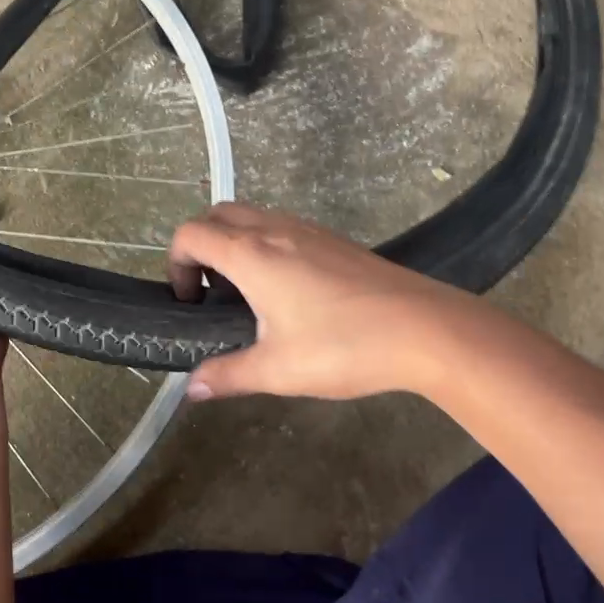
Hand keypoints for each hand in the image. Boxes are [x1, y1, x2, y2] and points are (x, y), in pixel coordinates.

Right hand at [167, 203, 486, 401]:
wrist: (427, 330)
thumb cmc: (345, 347)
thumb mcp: (279, 370)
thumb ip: (228, 375)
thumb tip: (192, 388)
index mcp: (250, 255)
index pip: (191, 234)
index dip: (176, 263)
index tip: (188, 301)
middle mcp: (273, 230)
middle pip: (216, 214)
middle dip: (198, 244)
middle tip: (208, 290)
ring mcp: (305, 229)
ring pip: (250, 214)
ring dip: (231, 240)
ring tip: (245, 291)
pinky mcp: (332, 238)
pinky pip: (279, 224)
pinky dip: (262, 242)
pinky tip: (285, 289)